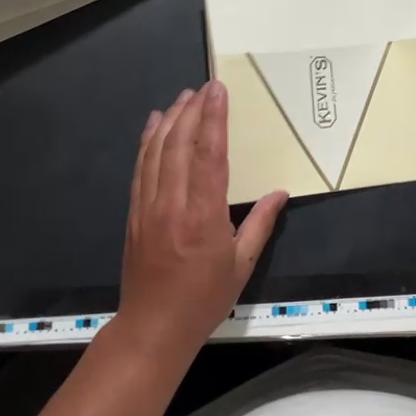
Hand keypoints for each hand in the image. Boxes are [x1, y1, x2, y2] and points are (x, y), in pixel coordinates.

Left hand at [118, 81, 287, 354]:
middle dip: (192, 111)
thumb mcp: (241, 267)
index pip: (209, 155)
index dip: (214, 119)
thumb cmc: (202, 300)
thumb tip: (280, 193)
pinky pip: (141, 167)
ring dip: (170, 120)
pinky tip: (154, 124)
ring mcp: (149, 206)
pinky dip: (148, 141)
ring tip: (183, 97)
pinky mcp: (134, 212)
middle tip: (204, 87)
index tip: (218, 91)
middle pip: (180, 145)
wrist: (151, 329)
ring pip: (157, 151)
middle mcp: (173, 204)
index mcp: (204, 216)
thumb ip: (260, 225)